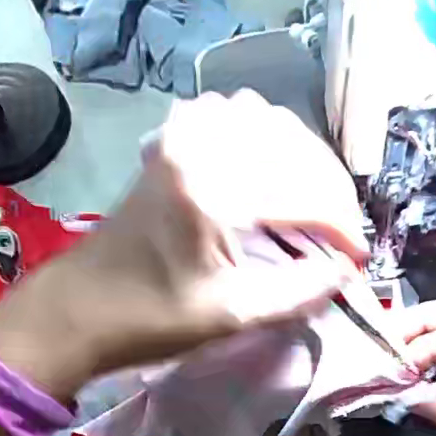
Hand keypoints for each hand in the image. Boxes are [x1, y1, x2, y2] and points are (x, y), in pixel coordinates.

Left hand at [0, 92, 367, 398]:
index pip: (305, 195)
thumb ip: (297, 293)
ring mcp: (183, 135)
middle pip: (294, 147)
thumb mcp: (231, 316)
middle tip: (340, 233)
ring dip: (302, 158)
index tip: (356, 259)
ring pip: (268, 121)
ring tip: (314, 203)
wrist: (79, 308)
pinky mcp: (172, 140)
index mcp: (216, 191)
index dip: (342, 228)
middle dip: (330, 190)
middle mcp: (202, 146)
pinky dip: (265, 139)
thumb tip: (341, 274)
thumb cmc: (150, 319)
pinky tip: (272, 173)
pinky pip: (234, 116)